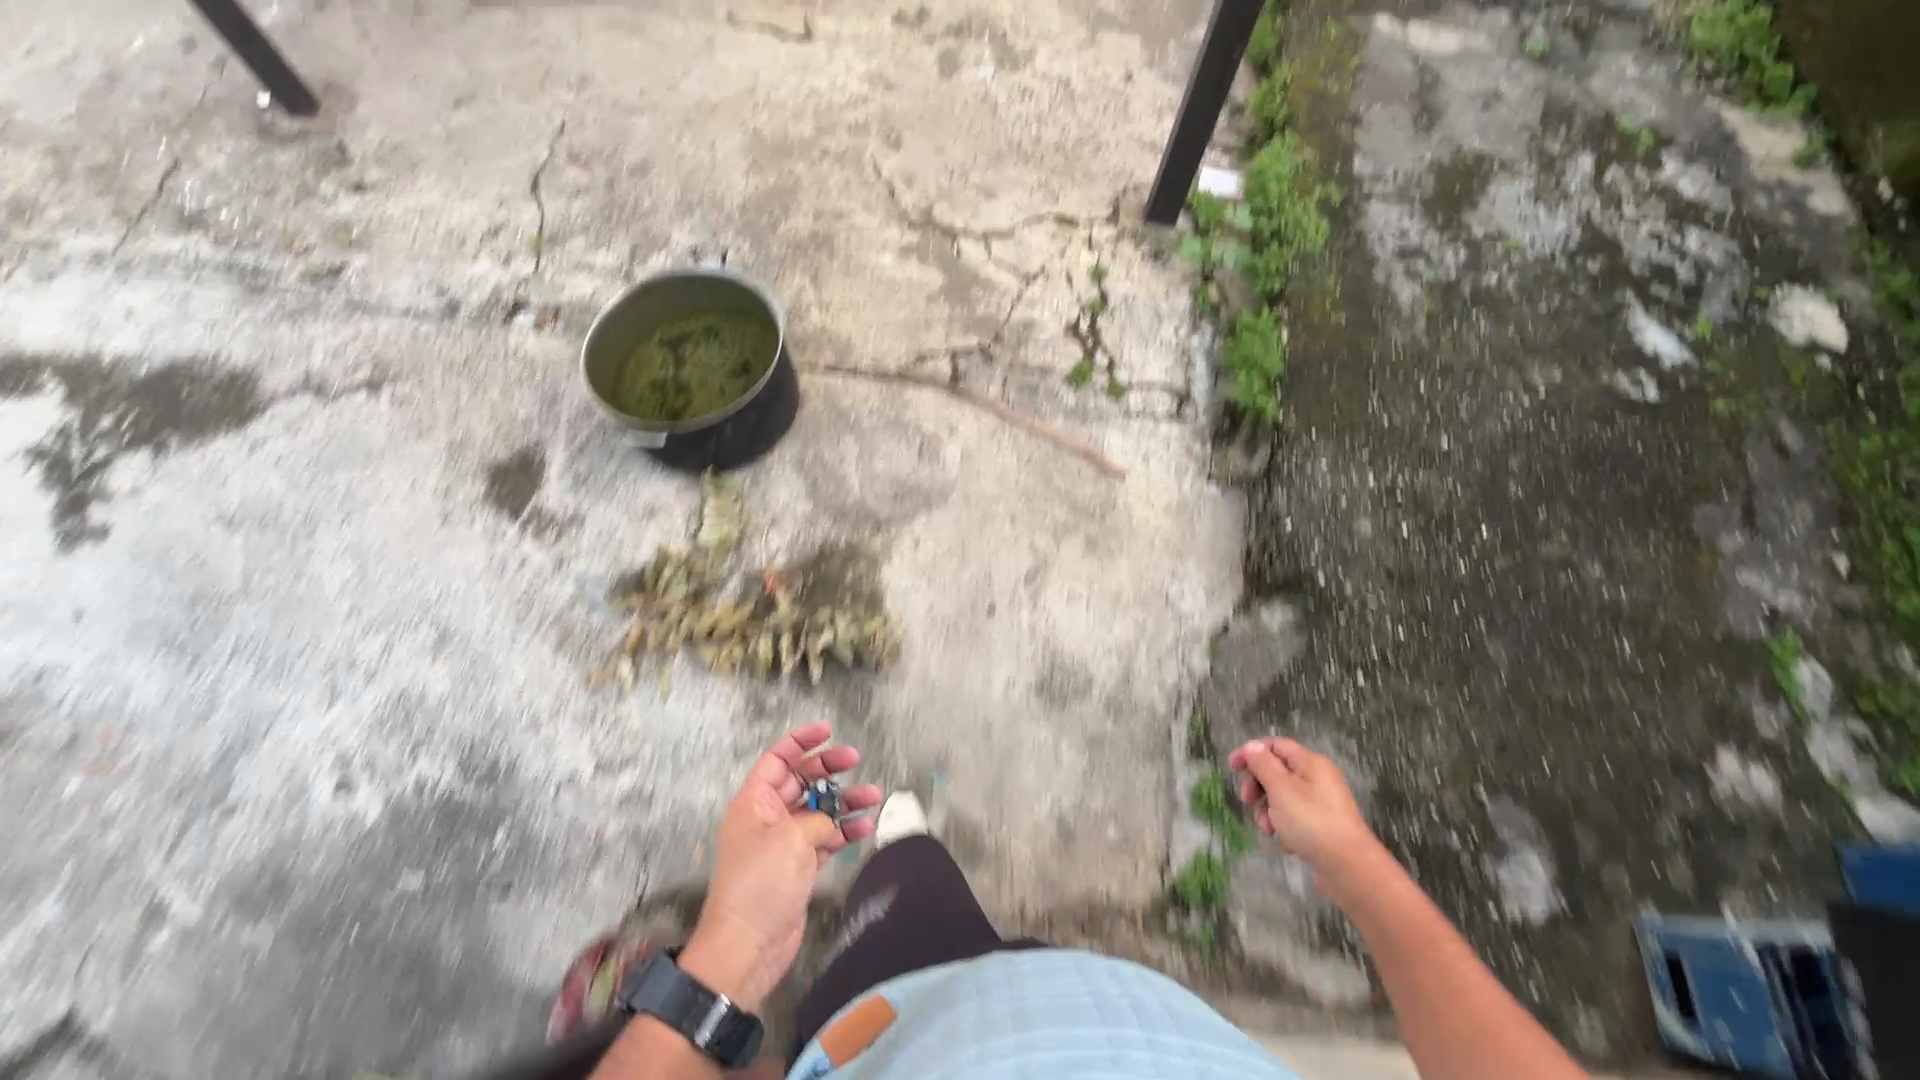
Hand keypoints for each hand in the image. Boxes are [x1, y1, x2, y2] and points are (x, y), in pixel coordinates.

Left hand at [679, 724, 881, 1012]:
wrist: (747, 945)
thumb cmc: (760, 884)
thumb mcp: (790, 839)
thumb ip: (814, 819)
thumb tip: (827, 821)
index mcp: (754, 802)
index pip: (777, 759)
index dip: (801, 741)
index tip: (828, 730)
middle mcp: (767, 818)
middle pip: (801, 781)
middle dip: (829, 769)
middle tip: (856, 760)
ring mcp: (784, 844)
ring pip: (818, 810)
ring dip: (844, 801)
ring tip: (874, 795)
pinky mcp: (798, 868)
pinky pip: (825, 839)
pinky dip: (844, 831)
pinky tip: (865, 827)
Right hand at [1228, 737, 1383, 891]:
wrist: (1347, 866)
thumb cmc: (1311, 821)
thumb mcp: (1280, 788)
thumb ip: (1263, 764)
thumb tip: (1252, 745)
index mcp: (1310, 763)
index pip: (1276, 745)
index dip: (1251, 752)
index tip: (1233, 768)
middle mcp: (1318, 779)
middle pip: (1277, 772)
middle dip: (1258, 787)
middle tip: (1247, 801)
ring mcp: (1321, 804)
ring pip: (1283, 798)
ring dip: (1268, 811)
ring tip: (1269, 829)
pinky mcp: (1322, 826)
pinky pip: (1295, 818)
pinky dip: (1285, 827)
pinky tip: (1287, 843)